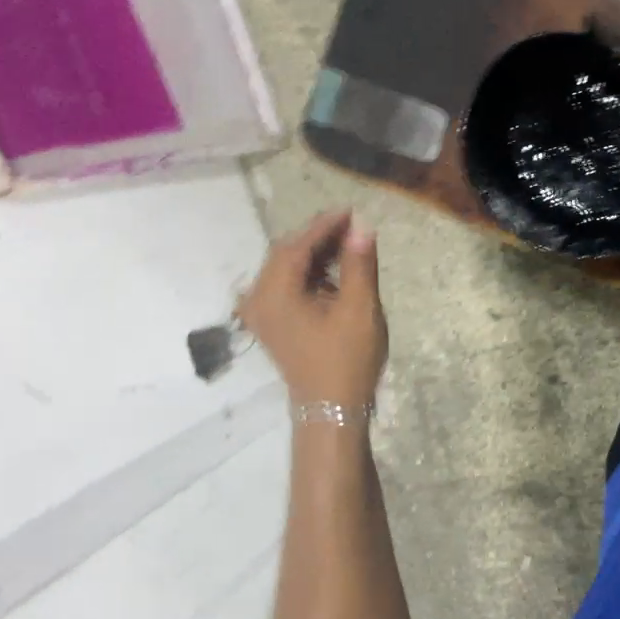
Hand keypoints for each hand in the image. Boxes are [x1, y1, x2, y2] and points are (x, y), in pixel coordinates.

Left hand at [238, 211, 388, 407]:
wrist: (331, 407)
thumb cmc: (347, 358)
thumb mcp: (359, 309)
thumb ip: (358, 266)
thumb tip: (362, 227)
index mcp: (274, 293)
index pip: (297, 246)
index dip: (325, 226)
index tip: (351, 211)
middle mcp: (257, 299)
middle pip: (285, 254)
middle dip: (318, 238)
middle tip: (352, 226)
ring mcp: (261, 313)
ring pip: (285, 270)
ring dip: (314, 255)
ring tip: (348, 245)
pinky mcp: (272, 323)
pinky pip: (286, 286)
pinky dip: (309, 274)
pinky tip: (334, 273)